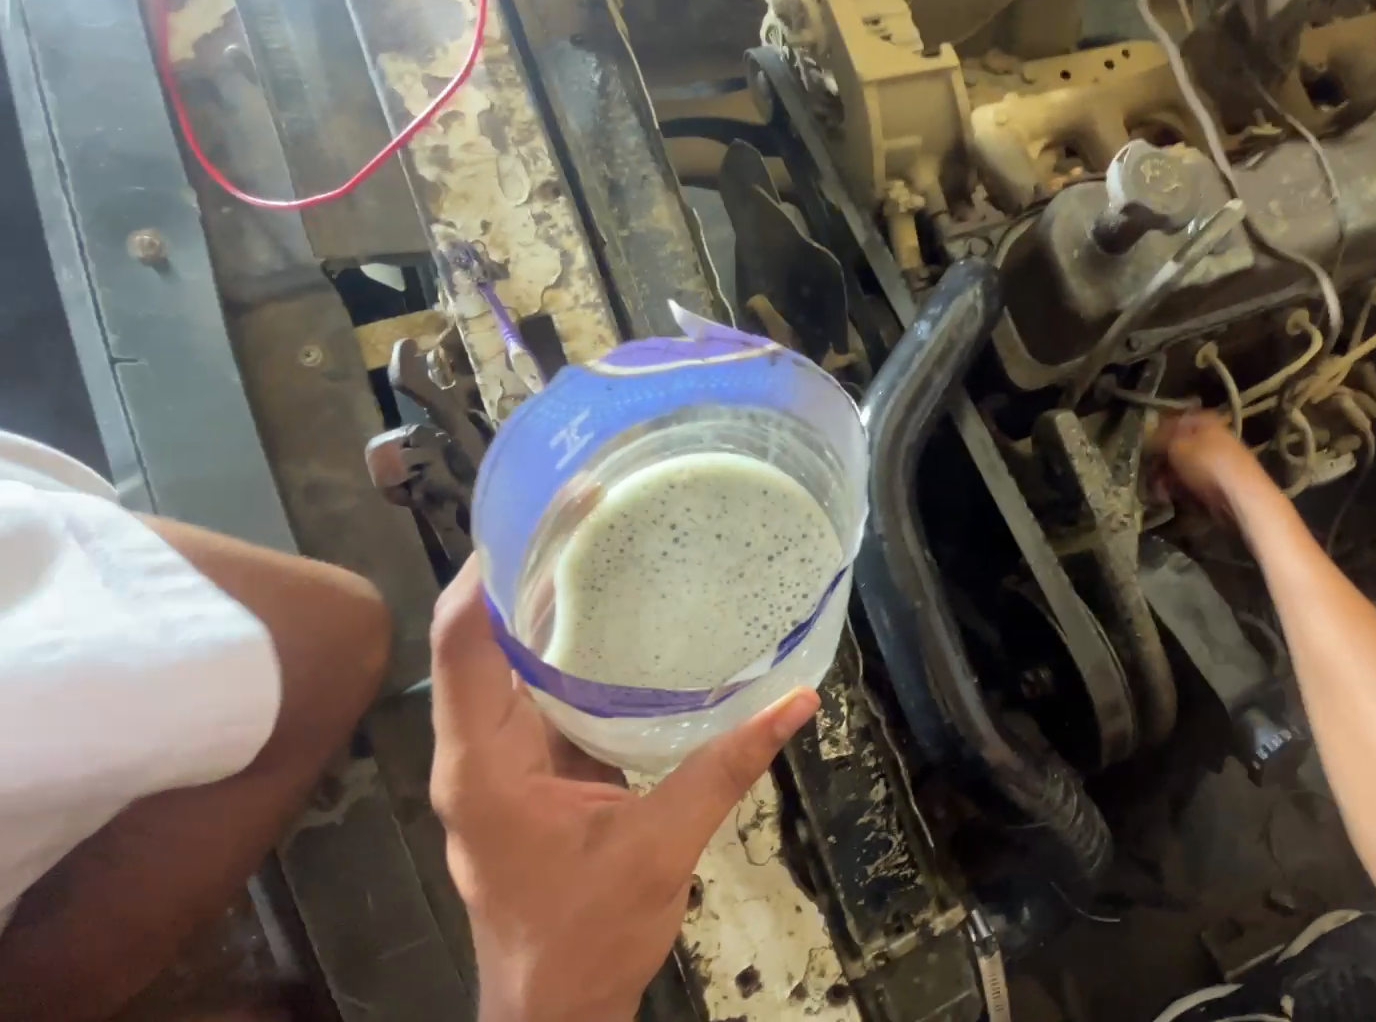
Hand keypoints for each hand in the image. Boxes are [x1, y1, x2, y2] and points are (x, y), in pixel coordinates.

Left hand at [428, 559, 818, 1021]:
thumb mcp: (663, 847)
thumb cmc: (588, 934)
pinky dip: (569, 649)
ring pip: (508, 662)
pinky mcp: (528, 770)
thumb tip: (799, 701)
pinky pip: (539, 690)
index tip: (539, 517)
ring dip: (543, 606)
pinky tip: (619, 623)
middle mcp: (479, 749)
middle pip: (480, 639)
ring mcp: (500, 760)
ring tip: (602, 547)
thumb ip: (727, 768)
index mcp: (485, 763)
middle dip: (523, 571)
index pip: (465, 644)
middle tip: (585, 514)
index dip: (490, 573)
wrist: (555, 1010)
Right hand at [1150, 410, 1261, 513]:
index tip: (1145, 448)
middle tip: (1148, 473)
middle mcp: (1211, 437)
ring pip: (1182, 466)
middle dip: (1160, 461)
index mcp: (1204, 420)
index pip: (1173, 421)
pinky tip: (1170, 496)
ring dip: (1166, 478)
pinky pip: (1191, 482)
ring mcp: (1215, 461)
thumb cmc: (1207, 462)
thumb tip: (1148, 440)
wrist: (1241, 495)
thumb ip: (1158, 440)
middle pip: (1177, 446)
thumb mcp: (1176, 445)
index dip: (1157, 433)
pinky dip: (1179, 489)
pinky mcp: (1217, 482)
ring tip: (1157, 489)